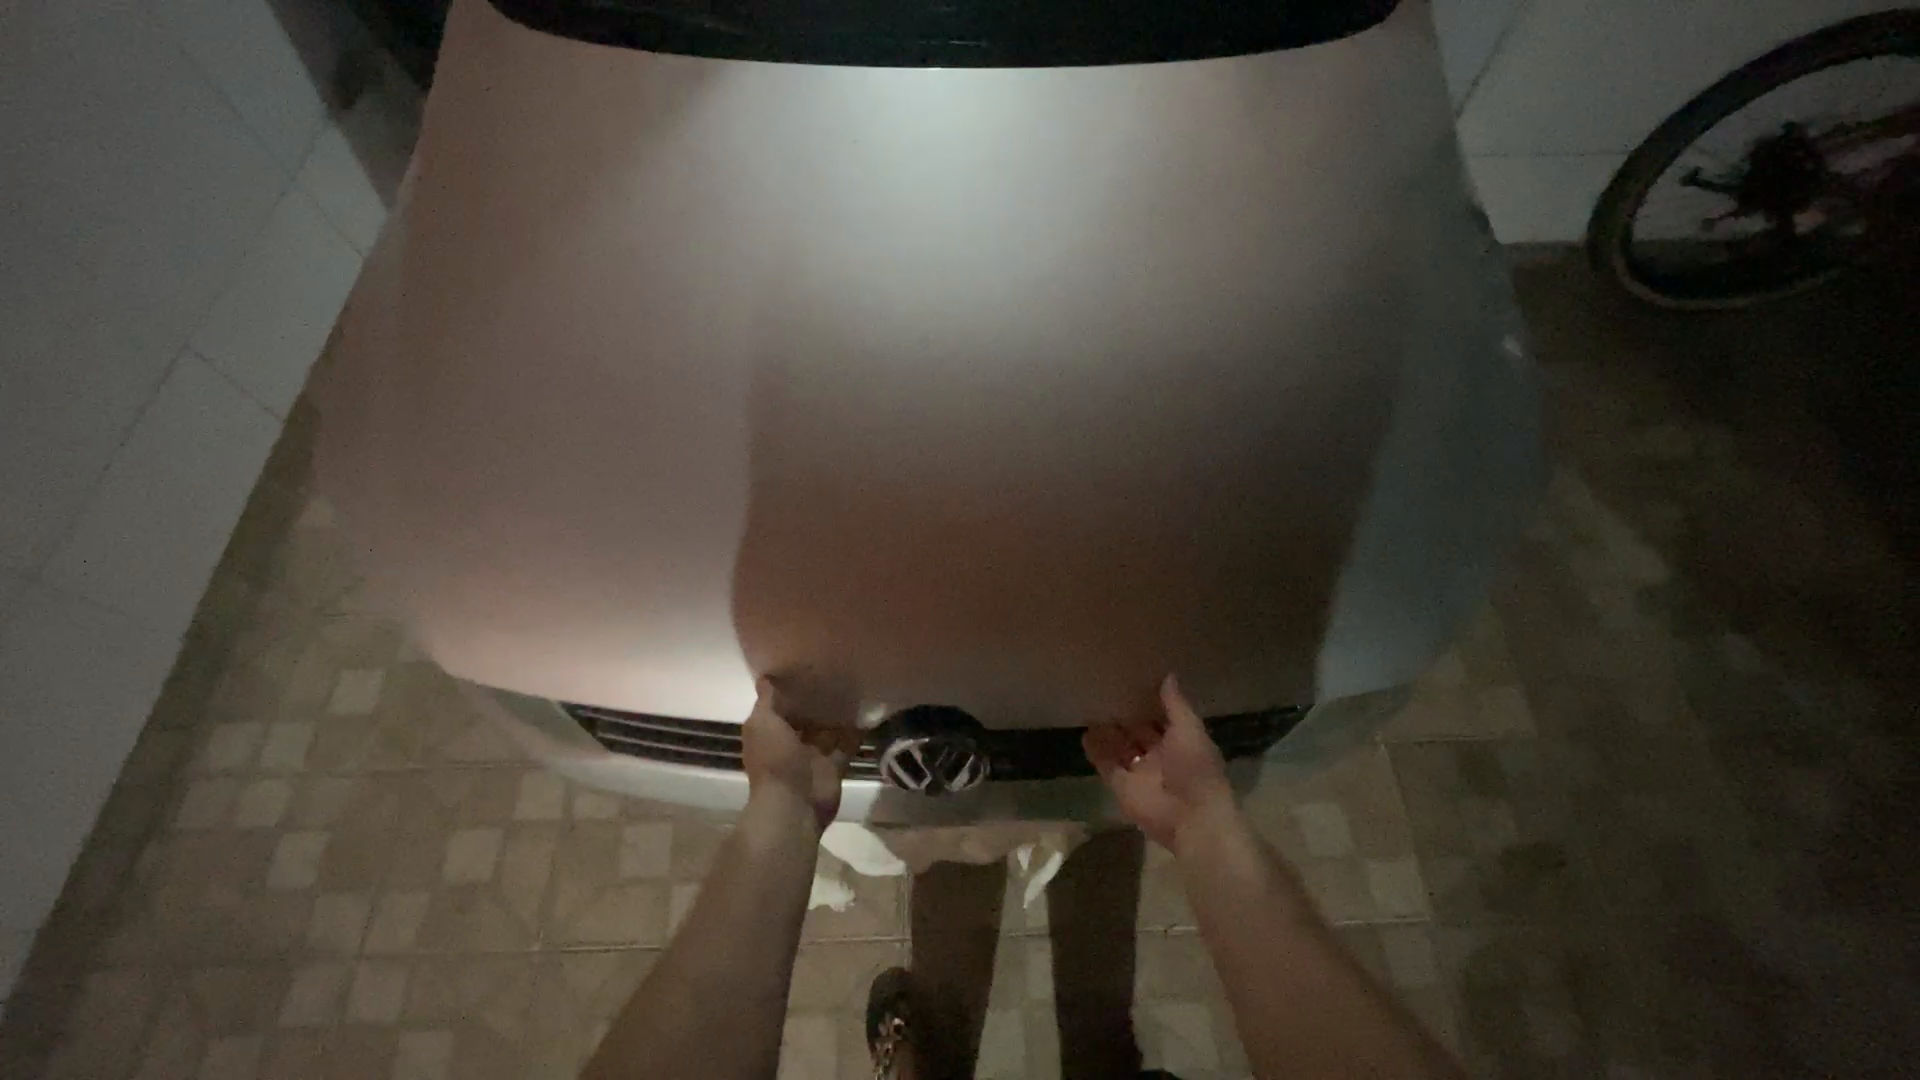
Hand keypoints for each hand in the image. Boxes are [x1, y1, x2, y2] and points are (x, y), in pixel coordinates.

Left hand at [742, 677, 856, 833]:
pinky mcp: (834, 767)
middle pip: (805, 719)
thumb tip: (765, 677)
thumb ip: (766, 702)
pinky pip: (847, 746)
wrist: (793, 805)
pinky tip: (868, 713)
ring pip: (827, 732)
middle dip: (817, 703)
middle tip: (837, 674)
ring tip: (856, 689)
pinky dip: (856, 733)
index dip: (790, 691)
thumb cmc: (774, 760)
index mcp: (770, 733)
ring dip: (838, 716)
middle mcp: (790, 744)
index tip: (806, 669)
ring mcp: (813, 757)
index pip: (779, 708)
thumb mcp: (763, 724)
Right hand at [1084, 675, 1237, 850]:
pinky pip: (1106, 765)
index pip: (1163, 718)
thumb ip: (1176, 705)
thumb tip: (1167, 674)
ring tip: (1090, 707)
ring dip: (1108, 732)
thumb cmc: (1195, 768)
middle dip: (1125, 715)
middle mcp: (1160, 756)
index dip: (1150, 703)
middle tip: (1105, 690)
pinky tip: (1085, 733)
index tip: (1133, 681)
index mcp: (1181, 742)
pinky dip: (1096, 751)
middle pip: (1138, 732)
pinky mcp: (1122, 786)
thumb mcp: (1189, 730)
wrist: (1190, 817)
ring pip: (1120, 748)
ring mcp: (1140, 772)